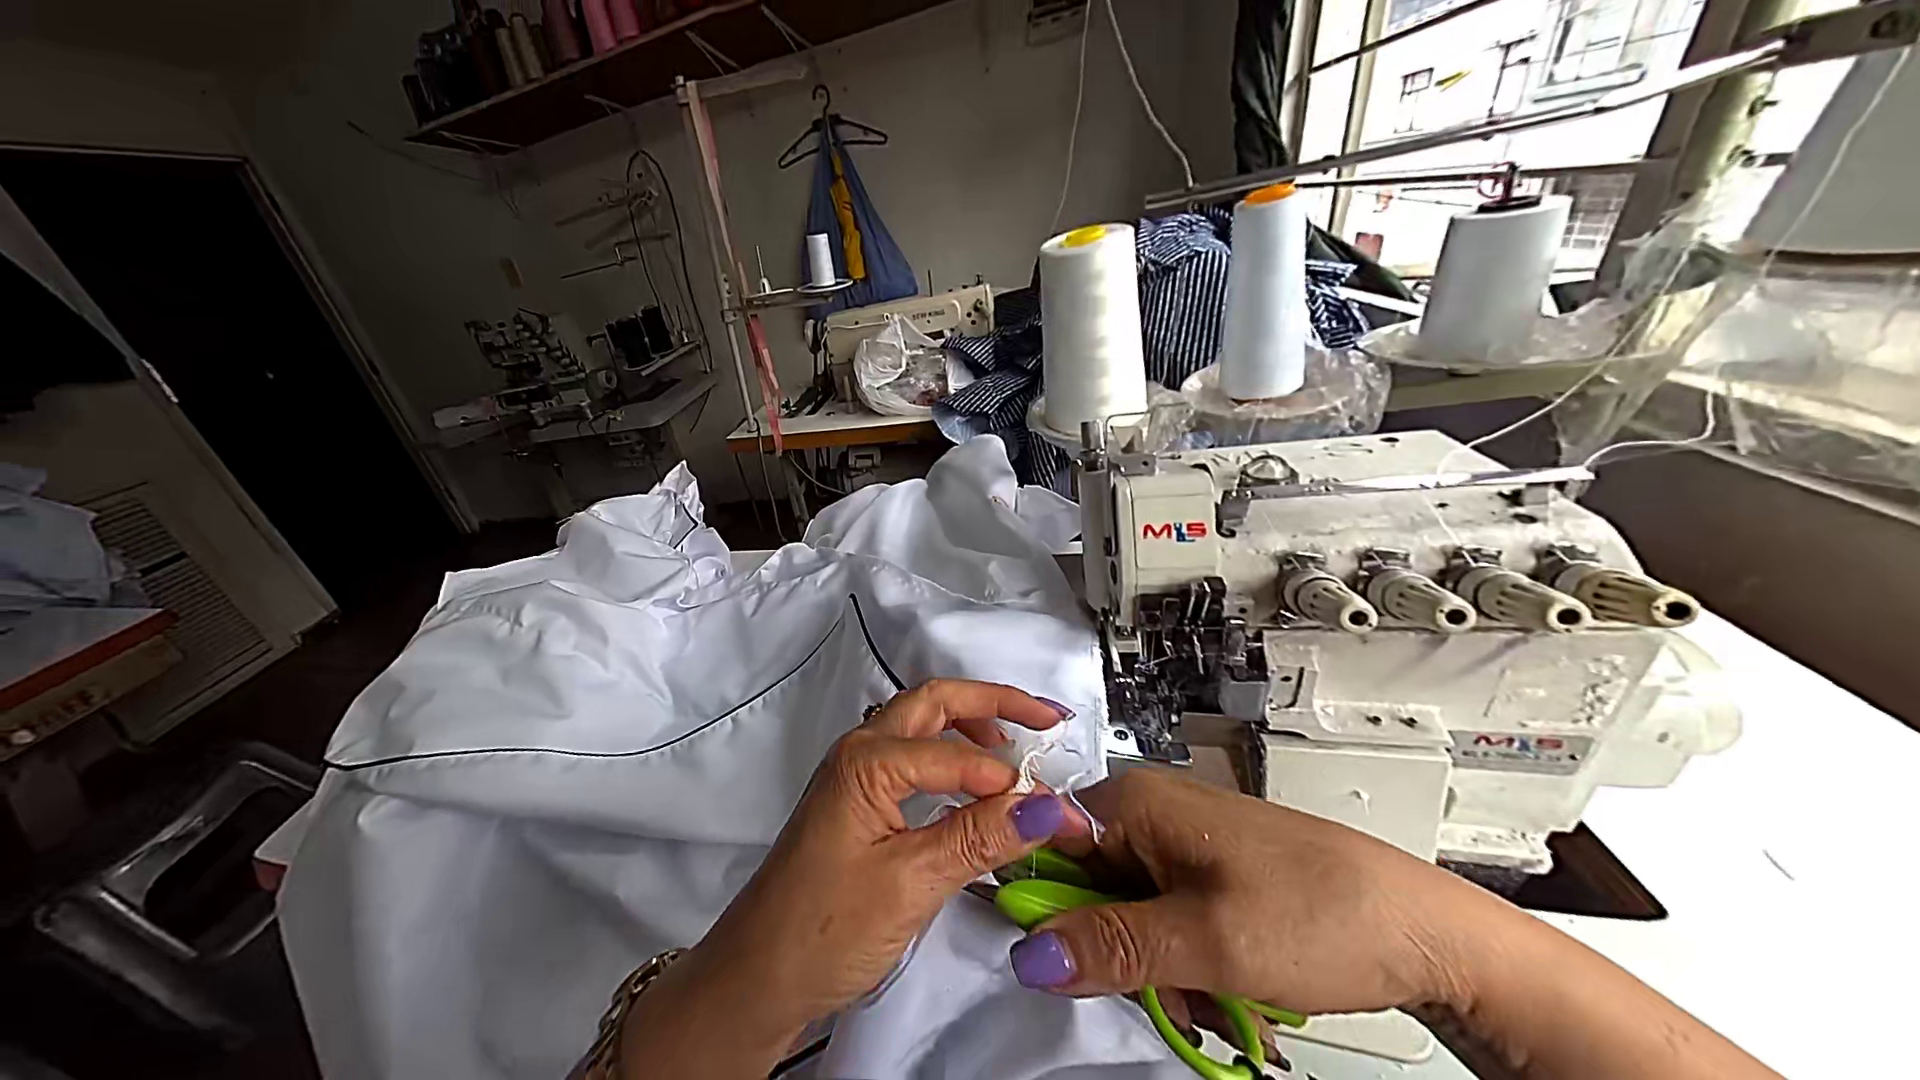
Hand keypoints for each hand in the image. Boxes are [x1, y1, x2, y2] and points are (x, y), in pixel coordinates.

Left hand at [622, 679, 1077, 1076]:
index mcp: (865, 762)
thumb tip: (1042, 807)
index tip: (1048, 805)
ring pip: (924, 722)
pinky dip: (955, 753)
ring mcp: (858, 772)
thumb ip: (979, 838)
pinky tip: (977, 780)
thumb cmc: (819, 932)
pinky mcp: (861, 798)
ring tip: (1017, 742)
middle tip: (1045, 719)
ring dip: (972, 721)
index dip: (1006, 777)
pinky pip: (916, 754)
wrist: (757, 978)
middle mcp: (860, 752)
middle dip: (993, 702)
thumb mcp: (910, 883)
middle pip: (936, 702)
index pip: (955, 754)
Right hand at [1009, 768, 1479, 1017]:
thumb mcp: (1205, 941)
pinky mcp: (1207, 868)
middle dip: (1115, 946)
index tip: (1062, 959)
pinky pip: (1162, 914)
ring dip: (1153, 962)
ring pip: (1126, 909)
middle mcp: (1150, 811)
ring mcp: (1180, 840)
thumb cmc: (1319, 912)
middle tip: (1166, 990)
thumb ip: (1109, 945)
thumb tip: (1028, 952)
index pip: (1046, 842)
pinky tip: (1223, 985)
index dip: (1043, 901)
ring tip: (1209, 996)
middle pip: (1086, 883)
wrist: (1420, 927)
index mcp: (1135, 802)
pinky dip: (1181, 956)